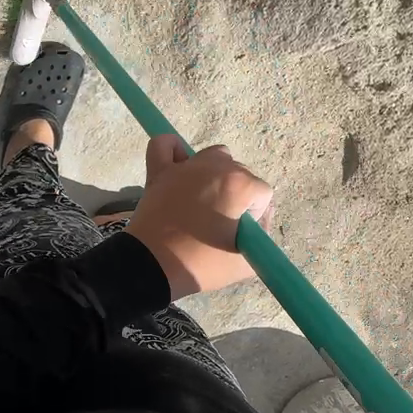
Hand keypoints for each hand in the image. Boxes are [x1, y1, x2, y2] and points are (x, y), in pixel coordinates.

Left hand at [123, 134, 272, 300]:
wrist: (151, 267)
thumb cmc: (200, 265)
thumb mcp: (245, 261)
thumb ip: (262, 235)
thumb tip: (255, 220)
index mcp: (239, 185)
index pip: (262, 193)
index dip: (254, 216)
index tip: (238, 234)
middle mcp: (214, 167)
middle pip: (239, 173)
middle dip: (235, 197)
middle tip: (219, 224)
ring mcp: (184, 168)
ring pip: (212, 155)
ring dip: (214, 173)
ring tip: (204, 200)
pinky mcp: (158, 173)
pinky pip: (164, 146)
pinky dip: (172, 151)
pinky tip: (178, 167)